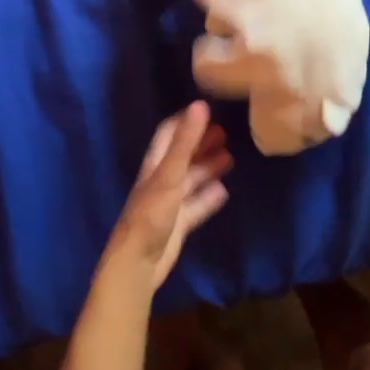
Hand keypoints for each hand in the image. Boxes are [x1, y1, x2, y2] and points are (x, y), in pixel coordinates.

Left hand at [107, 102, 232, 286]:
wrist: (139, 263)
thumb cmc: (151, 213)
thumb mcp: (169, 174)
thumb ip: (185, 142)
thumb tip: (201, 105)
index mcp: (154, 165)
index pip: (168, 134)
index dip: (185, 121)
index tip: (207, 109)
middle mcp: (161, 180)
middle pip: (182, 156)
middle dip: (201, 143)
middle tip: (226, 133)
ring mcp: (169, 203)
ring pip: (191, 180)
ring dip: (208, 168)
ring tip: (230, 157)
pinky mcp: (178, 224)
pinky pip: (196, 205)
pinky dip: (209, 197)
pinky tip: (223, 191)